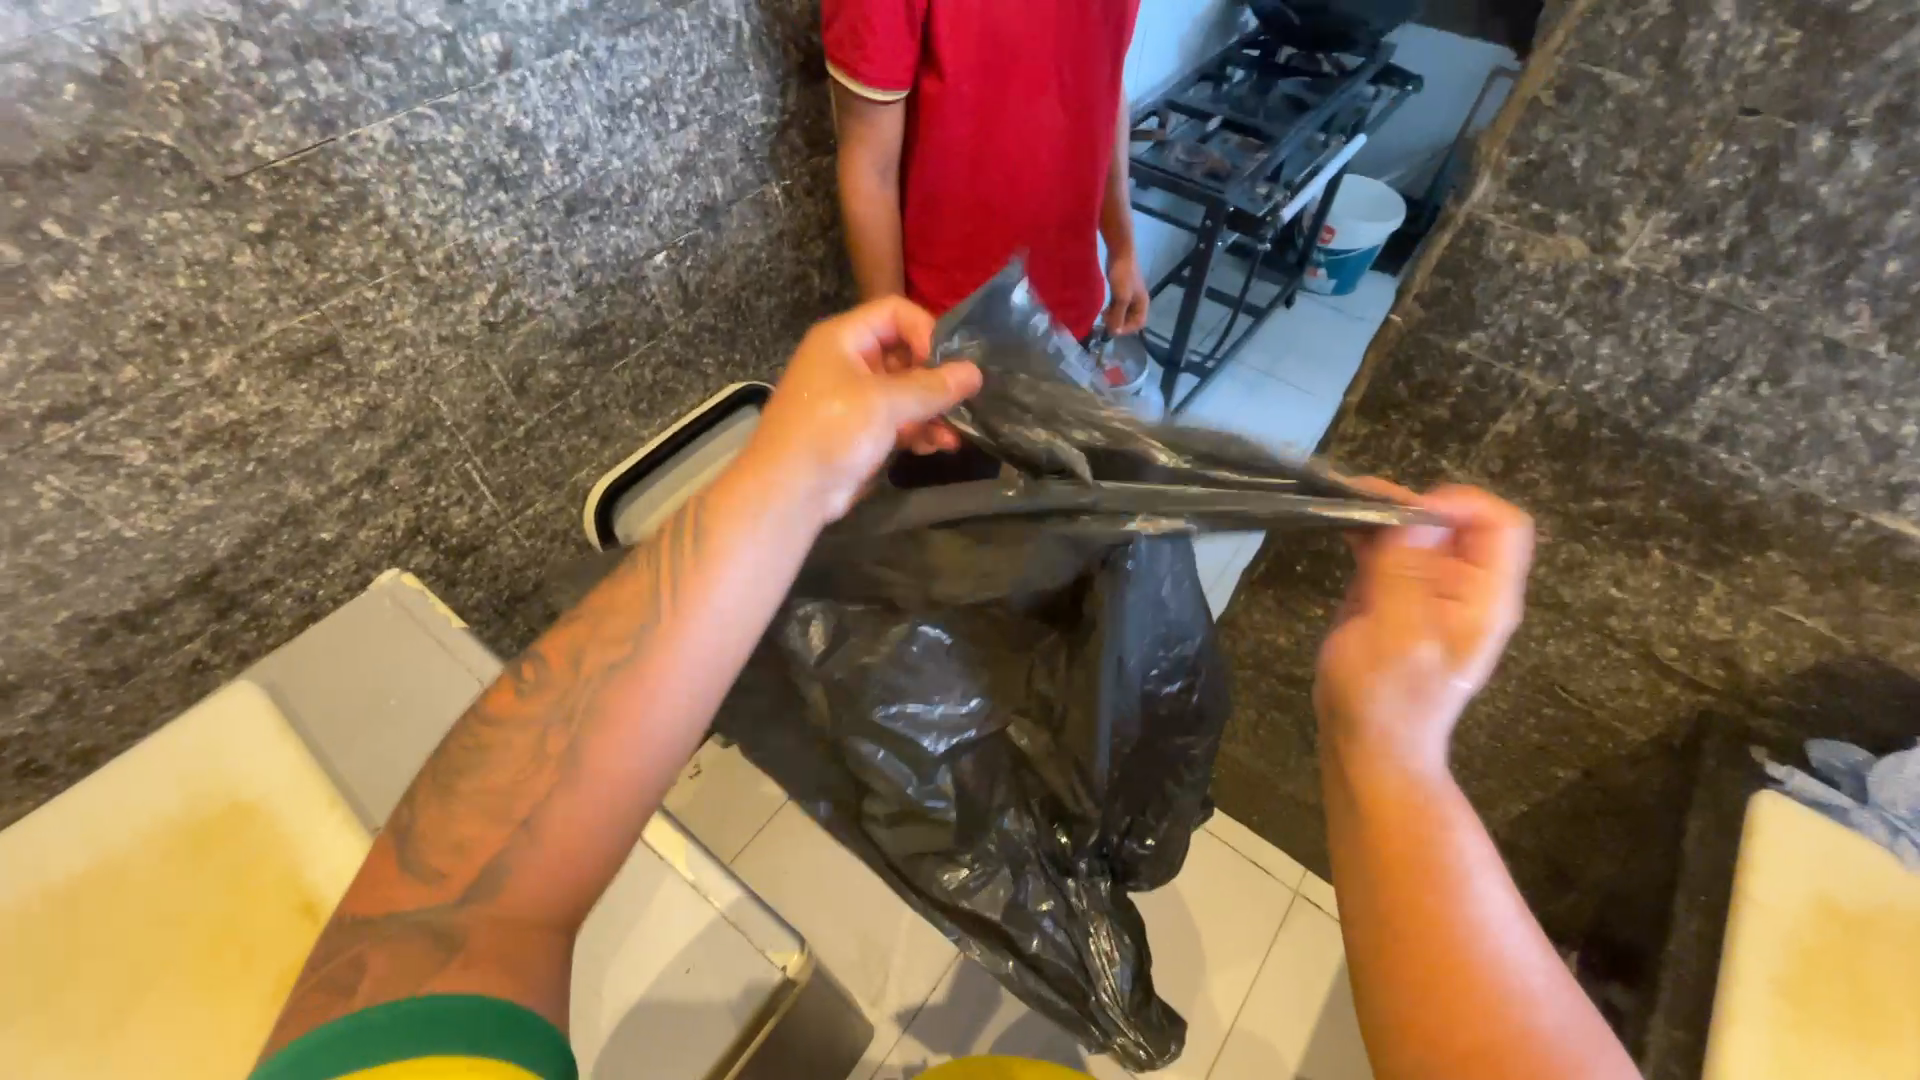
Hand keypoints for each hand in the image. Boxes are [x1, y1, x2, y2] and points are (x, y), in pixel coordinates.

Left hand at [745, 296, 983, 523]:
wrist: (789, 492)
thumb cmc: (831, 432)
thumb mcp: (884, 404)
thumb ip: (932, 387)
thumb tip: (976, 372)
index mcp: (843, 339)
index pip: (895, 312)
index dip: (926, 331)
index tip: (949, 363)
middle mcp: (848, 362)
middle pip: (904, 354)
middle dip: (935, 378)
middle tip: (964, 398)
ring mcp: (854, 399)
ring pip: (905, 392)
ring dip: (932, 410)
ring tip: (955, 431)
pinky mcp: (861, 431)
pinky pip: (899, 421)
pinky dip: (920, 431)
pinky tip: (940, 446)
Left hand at [1104, 249, 1149, 334]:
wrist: (1120, 253)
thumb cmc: (1123, 276)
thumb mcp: (1122, 298)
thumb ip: (1118, 316)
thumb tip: (1114, 332)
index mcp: (1142, 304)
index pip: (1138, 324)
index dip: (1126, 330)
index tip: (1113, 330)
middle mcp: (1137, 302)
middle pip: (1129, 320)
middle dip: (1118, 323)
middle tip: (1105, 322)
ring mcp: (1128, 296)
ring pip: (1122, 313)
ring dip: (1113, 317)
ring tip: (1103, 316)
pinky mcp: (1120, 291)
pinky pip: (1117, 306)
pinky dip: (1111, 310)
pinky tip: (1103, 310)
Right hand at [1314, 482, 1534, 777]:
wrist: (1368, 746)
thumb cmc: (1384, 697)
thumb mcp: (1397, 635)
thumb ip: (1407, 574)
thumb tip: (1416, 515)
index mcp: (1482, 597)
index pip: (1498, 525)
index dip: (1456, 504)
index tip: (1401, 510)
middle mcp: (1461, 588)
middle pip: (1454, 522)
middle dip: (1409, 503)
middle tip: (1356, 498)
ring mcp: (1425, 593)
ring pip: (1416, 533)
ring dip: (1383, 514)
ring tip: (1341, 503)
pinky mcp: (1391, 599)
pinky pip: (1389, 553)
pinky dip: (1367, 534)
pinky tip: (1338, 527)